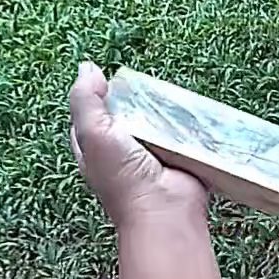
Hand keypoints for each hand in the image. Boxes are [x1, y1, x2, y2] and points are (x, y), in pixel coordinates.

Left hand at [69, 62, 207, 225]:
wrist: (166, 211)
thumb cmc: (124, 178)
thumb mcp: (93, 134)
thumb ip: (86, 100)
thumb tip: (88, 67)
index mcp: (97, 148)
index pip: (95, 112)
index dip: (102, 95)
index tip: (116, 80)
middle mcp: (125, 152)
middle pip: (131, 115)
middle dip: (139, 102)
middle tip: (150, 87)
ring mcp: (155, 157)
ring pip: (160, 123)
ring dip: (167, 113)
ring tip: (174, 98)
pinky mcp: (183, 160)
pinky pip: (185, 136)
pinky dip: (189, 126)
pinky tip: (193, 115)